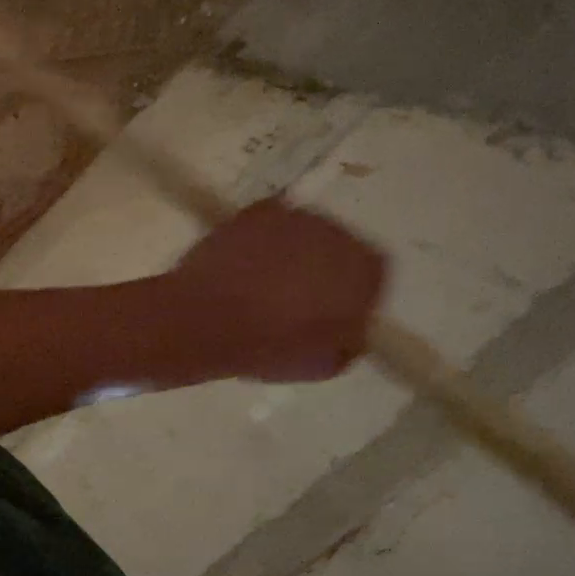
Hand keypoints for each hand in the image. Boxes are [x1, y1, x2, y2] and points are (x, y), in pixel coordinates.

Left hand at [164, 199, 388, 382]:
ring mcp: (296, 217)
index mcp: (366, 271)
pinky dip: (257, 240)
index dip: (344, 298)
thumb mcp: (323, 364)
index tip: (320, 315)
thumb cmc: (268, 347)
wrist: (204, 320)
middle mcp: (340, 233)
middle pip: (336, 251)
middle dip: (316, 271)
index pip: (369, 280)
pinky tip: (239, 264)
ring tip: (256, 283)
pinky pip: (266, 224)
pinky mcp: (256, 211)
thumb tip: (348, 332)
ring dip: (287, 254)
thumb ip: (348, 342)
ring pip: (301, 235)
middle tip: (286, 299)